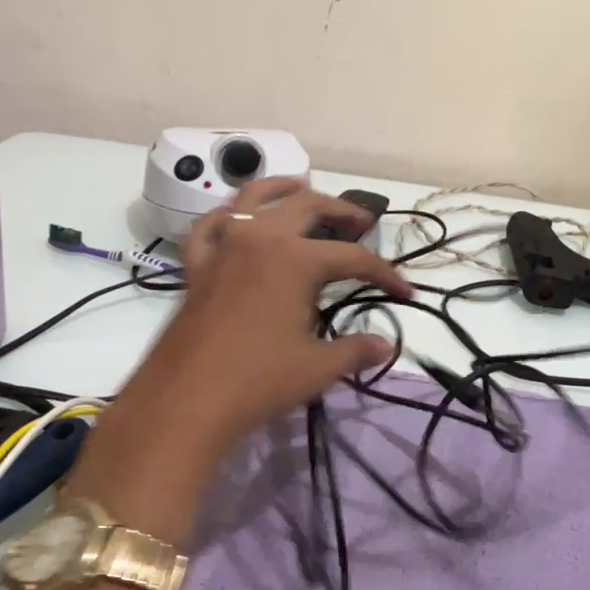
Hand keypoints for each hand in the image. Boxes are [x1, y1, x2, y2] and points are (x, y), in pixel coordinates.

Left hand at [120, 178, 412, 460]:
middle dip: (342, 210)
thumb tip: (387, 345)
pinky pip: (209, 225)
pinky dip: (226, 215)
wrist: (184, 402)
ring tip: (301, 186)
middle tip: (362, 223)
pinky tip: (236, 218)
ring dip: (283, 188)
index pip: (354, 257)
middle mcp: (261, 239)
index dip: (385, 273)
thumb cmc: (257, 381)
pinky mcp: (196, 266)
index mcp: (296, 259)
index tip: (405, 291)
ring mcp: (224, 247)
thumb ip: (356, 350)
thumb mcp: (317, 368)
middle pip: (308, 206)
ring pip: (255, 198)